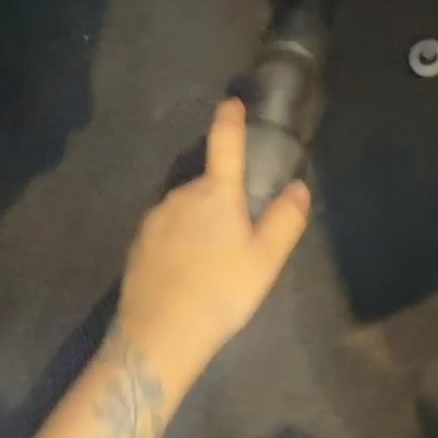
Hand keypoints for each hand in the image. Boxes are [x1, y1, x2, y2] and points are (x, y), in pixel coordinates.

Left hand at [116, 98, 311, 380]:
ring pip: (186, 210)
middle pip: (208, 186)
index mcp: (216, 193)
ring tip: (213, 264)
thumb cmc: (222, 292)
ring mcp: (155, 219)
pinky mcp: (139, 244)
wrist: (160, 333)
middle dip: (222, 200)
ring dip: (200, 224)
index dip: (230, 120)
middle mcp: (181, 195)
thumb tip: (299, 188)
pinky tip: (188, 274)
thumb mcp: (265, 260)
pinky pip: (167, 232)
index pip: (225, 144)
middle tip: (240, 239)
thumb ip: (285, 221)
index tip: (231, 104)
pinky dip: (180, 242)